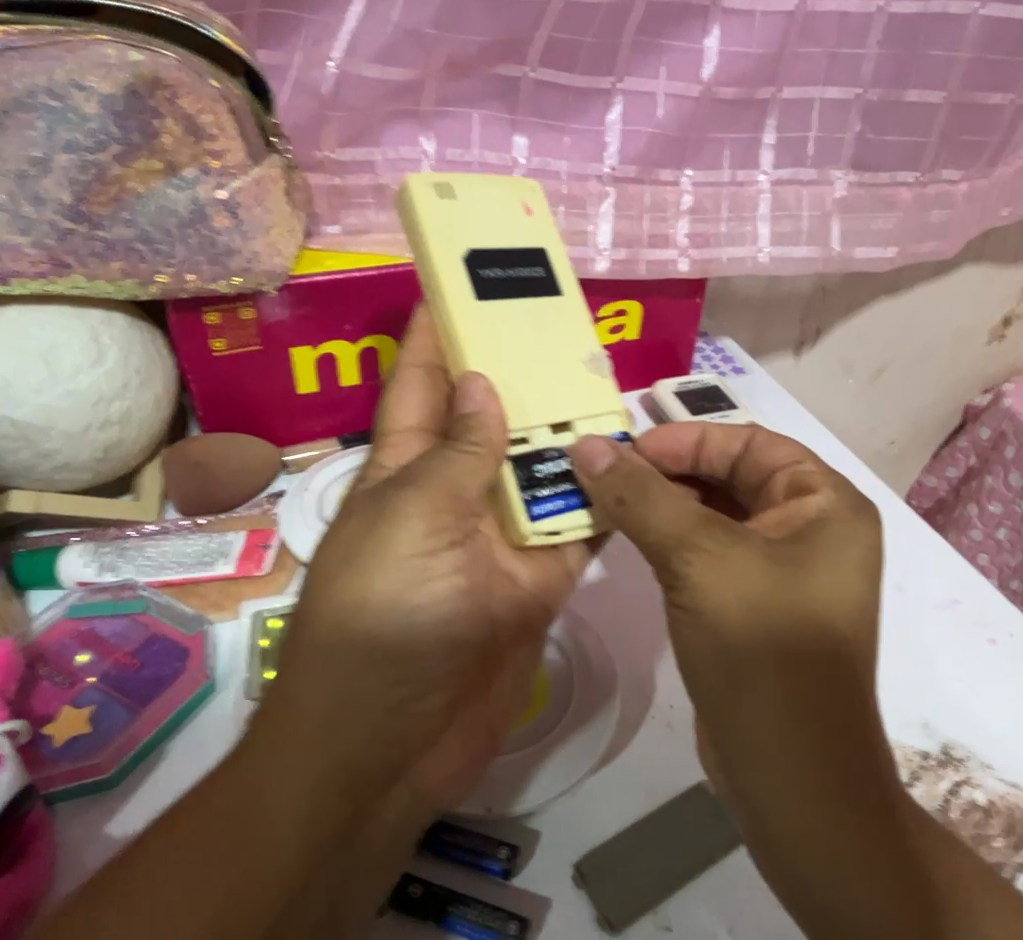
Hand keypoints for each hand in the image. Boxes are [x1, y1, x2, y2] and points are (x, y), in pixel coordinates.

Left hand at [261, 305, 592, 809]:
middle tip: (570, 324)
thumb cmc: (383, 614)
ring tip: (616, 379)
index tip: (460, 281)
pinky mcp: (538, 583)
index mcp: (405, 471)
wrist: (394, 742)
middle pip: (492, 422)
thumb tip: (482, 381)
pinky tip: (638, 460)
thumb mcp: (413, 517)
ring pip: (542, 472)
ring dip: (573, 433)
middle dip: (523, 375)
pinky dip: (604, 498)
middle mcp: (454, 496)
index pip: (420, 387)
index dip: (434, 335)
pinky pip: (577, 530)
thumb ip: (460, 452)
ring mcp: (498, 541)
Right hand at [565, 423, 883, 766]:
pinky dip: (673, 544)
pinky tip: (633, 544)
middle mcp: (814, 531)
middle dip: (669, 473)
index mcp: (825, 503)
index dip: (684, 440)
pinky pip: (713, 557)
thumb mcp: (698, 558)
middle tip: (604, 477)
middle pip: (732, 477)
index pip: (749, 443)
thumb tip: (585, 446)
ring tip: (607, 505)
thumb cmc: (760, 646)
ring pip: (718, 519)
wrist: (791, 774)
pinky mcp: (759, 610)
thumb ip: (641, 497)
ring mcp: (788, 574)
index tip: (622, 451)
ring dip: (665, 508)